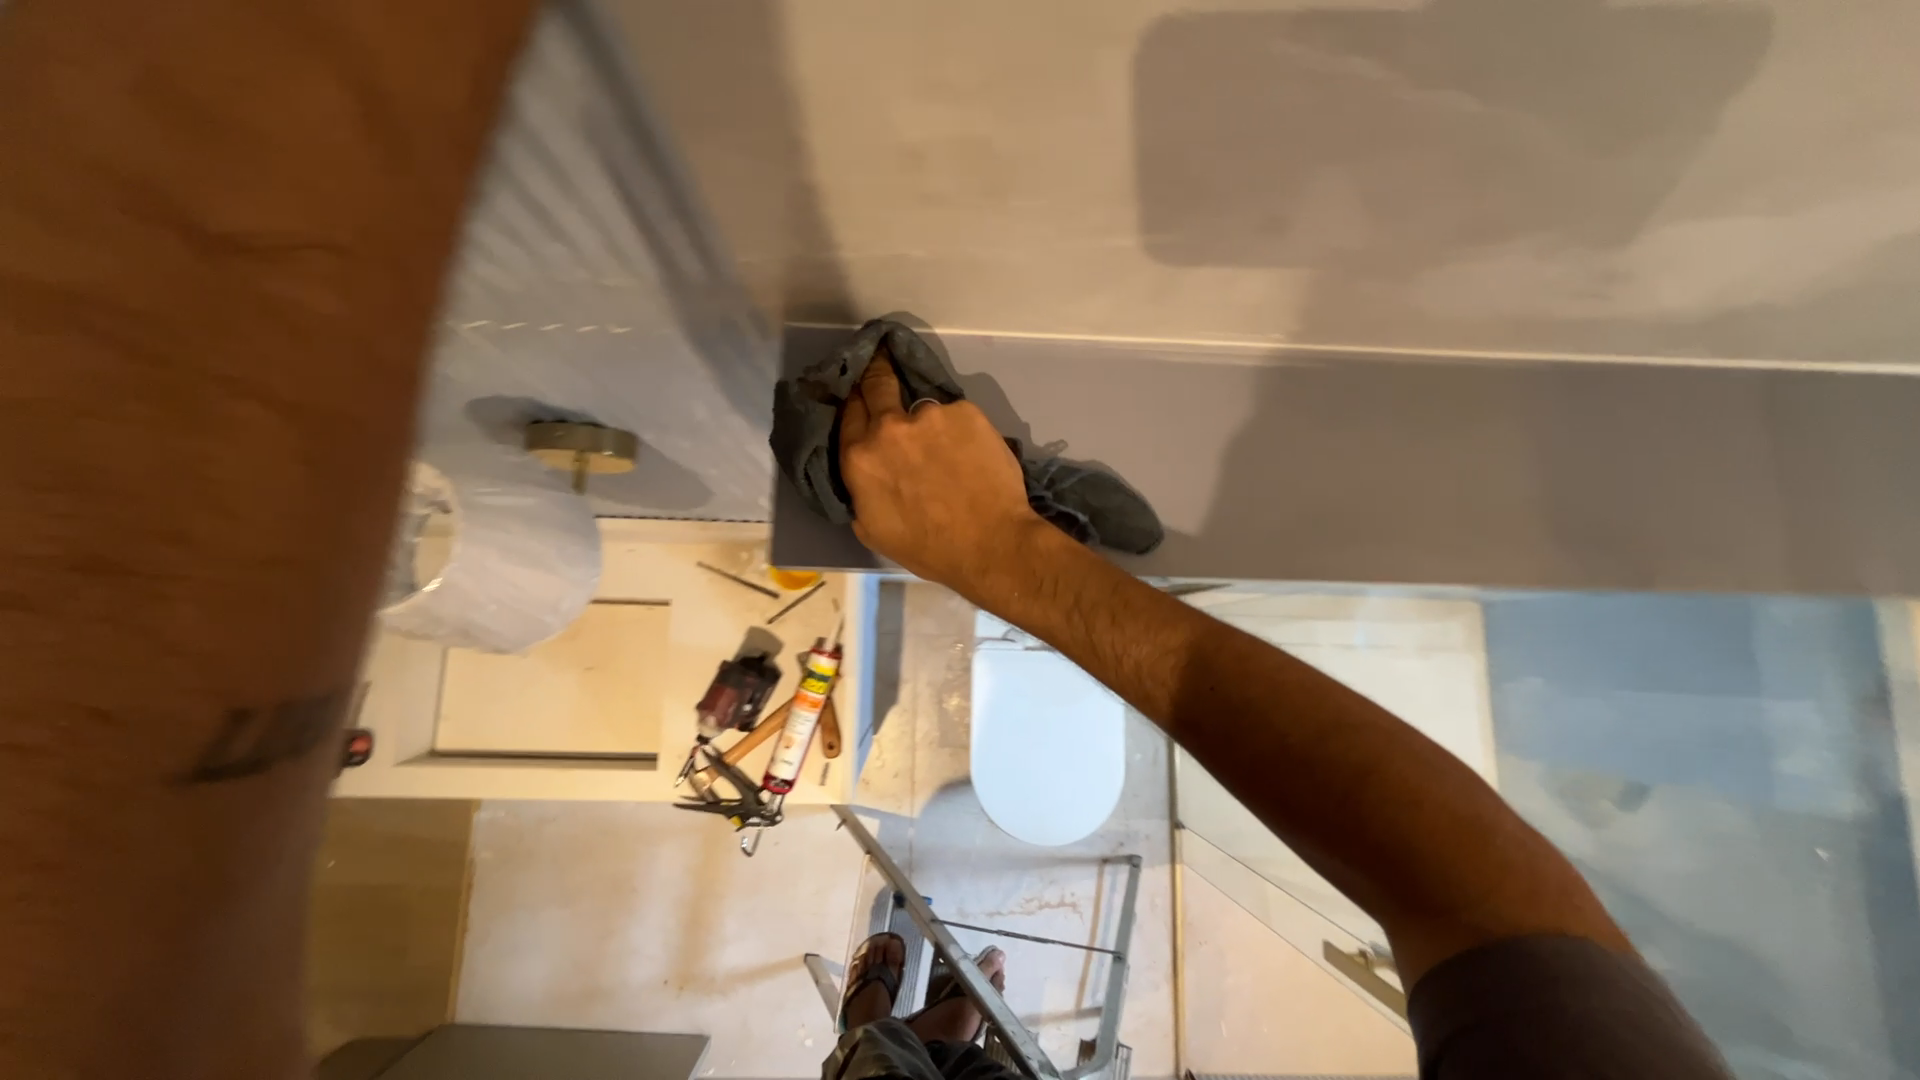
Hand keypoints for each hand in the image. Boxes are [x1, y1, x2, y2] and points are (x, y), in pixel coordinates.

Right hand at [838, 351, 1043, 588]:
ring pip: (923, 407)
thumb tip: (865, 475)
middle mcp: (889, 427)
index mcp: (859, 458)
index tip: (860, 398)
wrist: (990, 543)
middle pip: (877, 383)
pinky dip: (961, 430)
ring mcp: (929, 415)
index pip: (848, 412)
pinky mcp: (966, 412)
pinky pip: (956, 415)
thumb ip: (860, 492)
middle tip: (882, 365)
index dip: (855, 403)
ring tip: (948, 446)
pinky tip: (973, 454)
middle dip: (877, 373)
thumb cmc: (929, 549)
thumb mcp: (873, 530)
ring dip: (929, 421)